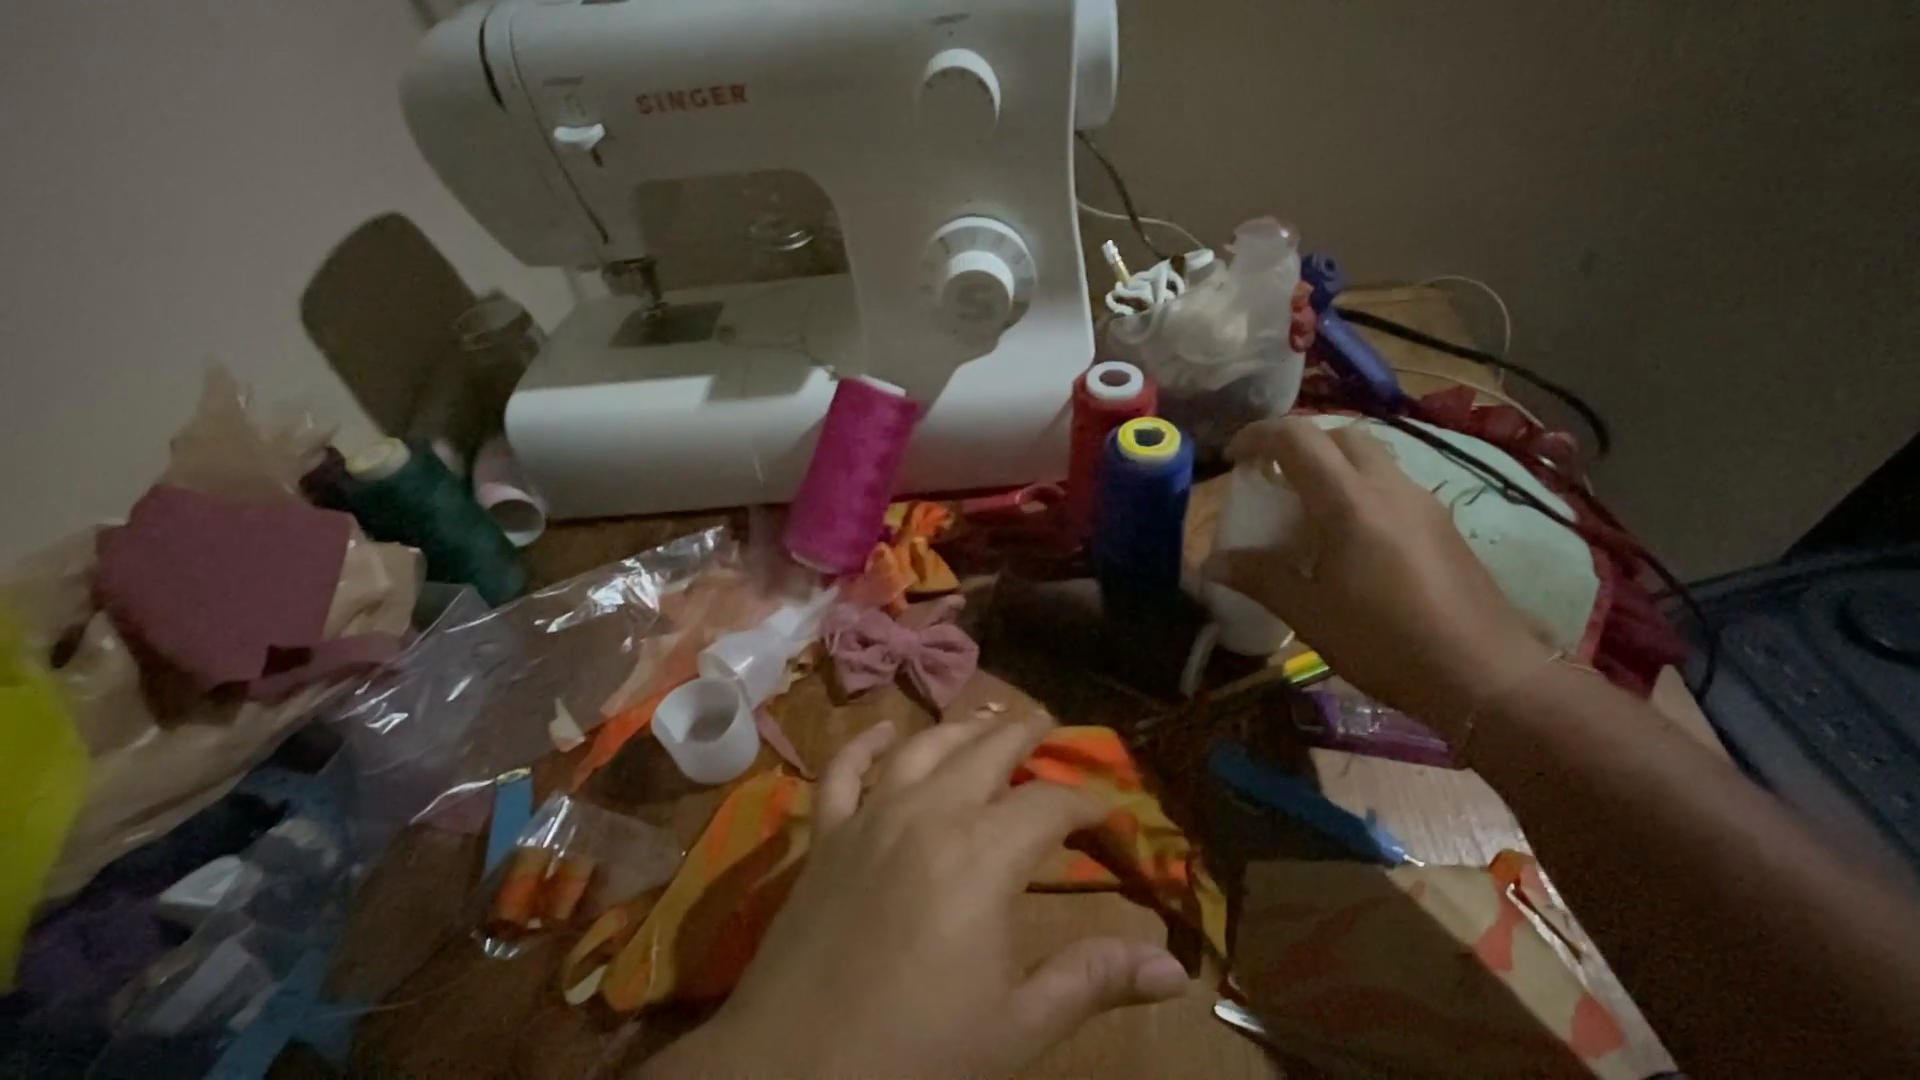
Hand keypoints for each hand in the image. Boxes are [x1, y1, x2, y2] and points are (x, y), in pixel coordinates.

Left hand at [643, 715, 1191, 1077]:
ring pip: (922, 747)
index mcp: (984, 856)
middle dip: (1026, 735)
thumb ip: (1092, 982)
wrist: (790, 1071)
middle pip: (988, 751)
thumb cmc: (914, 1055)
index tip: (1107, 813)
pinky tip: (882, 732)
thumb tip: (1174, 970)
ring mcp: (869, 818)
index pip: (1051, 805)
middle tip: (1050, 726)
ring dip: (960, 728)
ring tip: (987, 721)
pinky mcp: (824, 835)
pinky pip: (842, 770)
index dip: (1086, 802)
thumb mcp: (1016, 1029)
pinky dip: (864, 744)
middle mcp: (929, 814)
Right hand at [1204, 416, 1552, 741]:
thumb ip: (1259, 578)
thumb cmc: (1385, 644)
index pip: (1298, 438)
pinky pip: (1391, 483)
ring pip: (1371, 456)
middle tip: (1270, 477)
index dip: (1258, 436)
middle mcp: (1388, 488)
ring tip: (1306, 506)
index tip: (1233, 459)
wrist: (1485, 676)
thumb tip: (1211, 563)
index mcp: (1349, 503)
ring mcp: (1422, 503)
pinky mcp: (1442, 524)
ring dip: (1331, 464)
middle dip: (1297, 444)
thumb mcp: (1309, 614)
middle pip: (1339, 435)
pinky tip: (1349, 536)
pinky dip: (1359, 487)